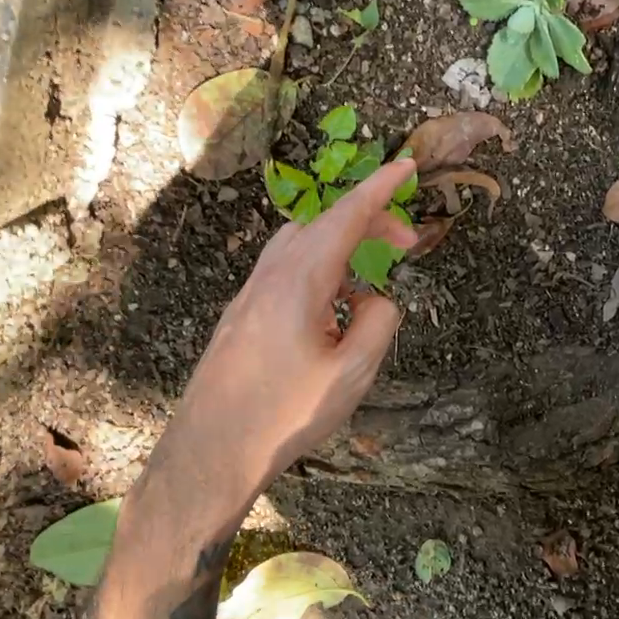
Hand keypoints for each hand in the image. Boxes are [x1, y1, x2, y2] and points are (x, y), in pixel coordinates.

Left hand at [164, 159, 419, 501]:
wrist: (210, 452)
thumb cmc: (285, 414)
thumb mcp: (351, 374)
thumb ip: (378, 324)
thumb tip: (379, 299)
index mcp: (299, 281)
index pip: (346, 217)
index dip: (380, 189)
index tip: (406, 166)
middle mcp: (270, 276)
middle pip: (323, 225)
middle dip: (368, 221)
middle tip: (408, 244)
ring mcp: (250, 295)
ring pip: (299, 244)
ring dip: (341, 243)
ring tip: (371, 275)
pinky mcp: (241, 315)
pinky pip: (285, 270)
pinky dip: (320, 267)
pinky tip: (333, 308)